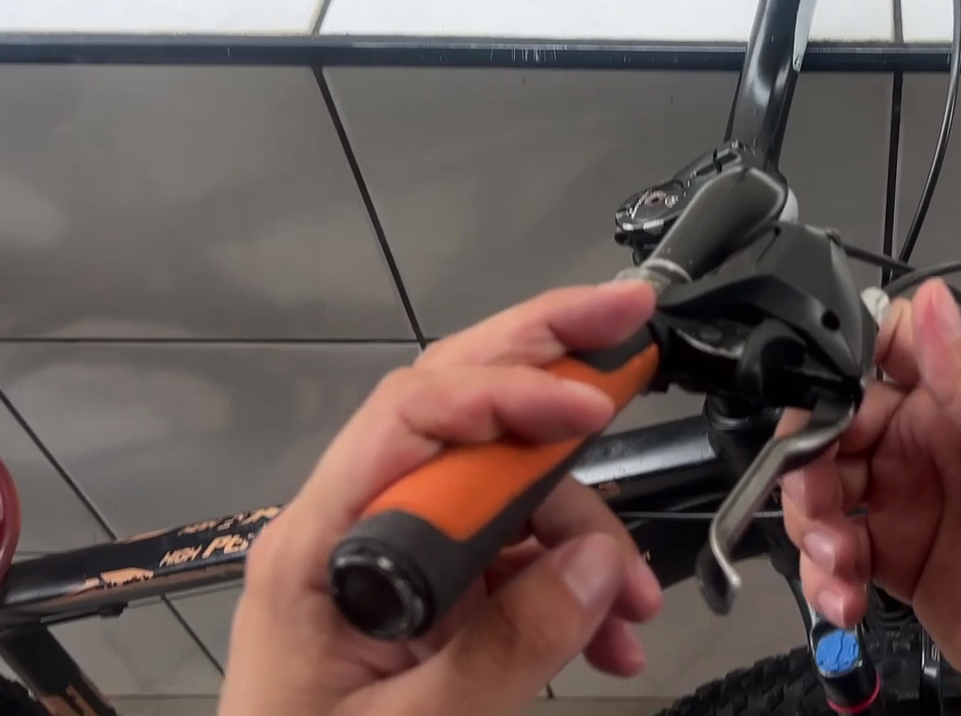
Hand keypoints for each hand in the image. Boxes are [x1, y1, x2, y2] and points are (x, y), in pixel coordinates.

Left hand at [219, 282, 665, 715]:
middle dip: (555, 346)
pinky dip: (584, 570)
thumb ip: (503, 650)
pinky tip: (616, 630)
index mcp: (324, 539)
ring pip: (520, 477)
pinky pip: (534, 538)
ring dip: (593, 523)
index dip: (510, 393)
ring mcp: (416, 541)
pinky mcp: (454, 573)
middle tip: (630, 310)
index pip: (414, 412)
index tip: (594, 409)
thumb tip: (599, 560)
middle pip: (465, 391)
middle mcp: (370, 514)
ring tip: (637, 601)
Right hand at [781, 281, 960, 713]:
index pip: (885, 349)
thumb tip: (934, 297)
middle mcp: (924, 441)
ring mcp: (904, 498)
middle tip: (818, 499)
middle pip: (836, 419)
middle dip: (810, 456)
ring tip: (840, 559)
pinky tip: (845, 595)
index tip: (822, 400)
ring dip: (813, 519)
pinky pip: (833, 548)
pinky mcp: (890, 554)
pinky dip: (824, 571)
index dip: (842, 363)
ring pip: (823, 482)